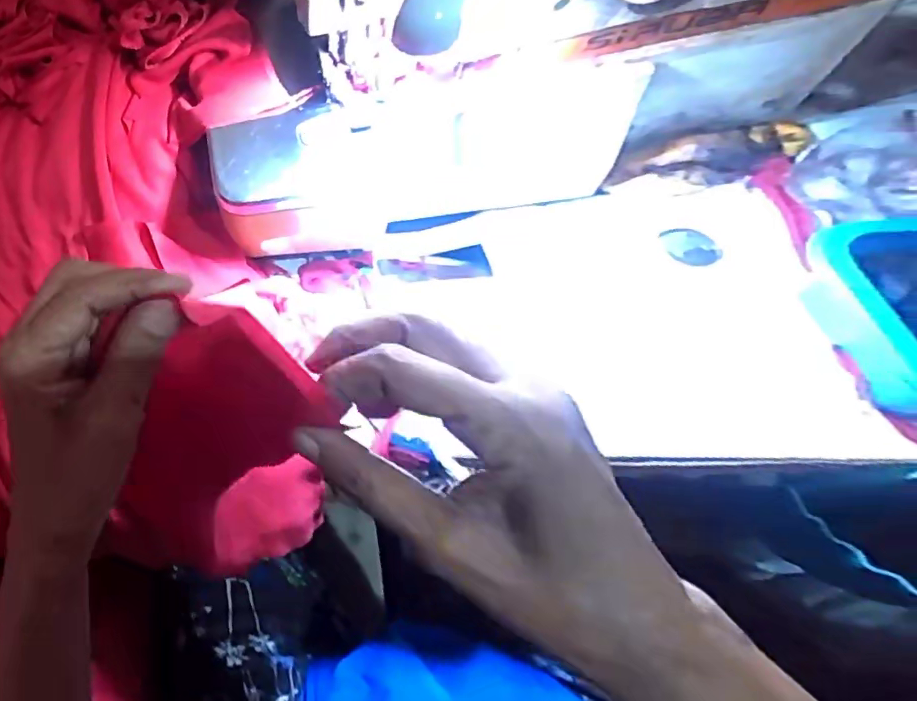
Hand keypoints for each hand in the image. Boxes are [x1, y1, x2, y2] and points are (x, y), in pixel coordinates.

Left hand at [0, 260, 190, 562]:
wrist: (50, 522)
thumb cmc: (80, 479)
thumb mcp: (115, 417)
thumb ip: (136, 354)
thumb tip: (166, 302)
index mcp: (29, 352)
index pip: (81, 294)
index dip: (133, 283)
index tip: (183, 286)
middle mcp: (19, 337)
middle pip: (69, 280)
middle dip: (122, 280)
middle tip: (171, 297)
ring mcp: (25, 343)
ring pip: (70, 290)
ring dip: (114, 291)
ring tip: (159, 305)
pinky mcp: (39, 353)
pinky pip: (72, 312)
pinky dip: (106, 308)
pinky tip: (135, 319)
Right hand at [296, 315, 810, 700]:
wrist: (649, 625)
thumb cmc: (552, 595)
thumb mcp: (449, 547)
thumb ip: (370, 482)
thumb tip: (301, 433)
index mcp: (513, 422)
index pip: (401, 364)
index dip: (344, 377)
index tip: (313, 410)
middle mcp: (526, 385)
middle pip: (419, 324)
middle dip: (355, 338)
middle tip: (315, 371)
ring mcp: (534, 385)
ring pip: (435, 331)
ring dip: (379, 347)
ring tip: (344, 387)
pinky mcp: (532, 394)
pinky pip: (453, 353)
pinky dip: (407, 362)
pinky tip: (388, 401)